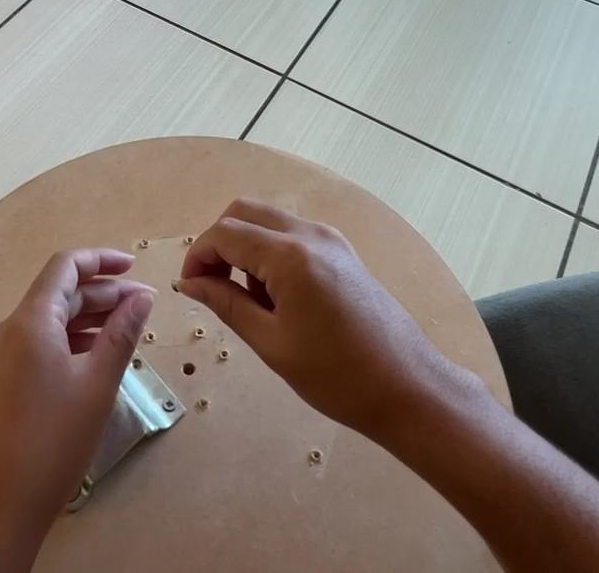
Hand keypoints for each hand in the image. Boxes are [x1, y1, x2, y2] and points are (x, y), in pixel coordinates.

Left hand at [0, 249, 153, 572]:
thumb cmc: (53, 440)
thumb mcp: (98, 383)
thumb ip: (122, 334)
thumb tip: (143, 298)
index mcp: (30, 321)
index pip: (65, 267)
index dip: (102, 259)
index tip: (134, 266)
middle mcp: (9, 329)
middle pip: (60, 292)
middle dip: (103, 292)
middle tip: (143, 305)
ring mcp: (1, 355)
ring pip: (50, 319)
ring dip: (89, 317)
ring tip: (128, 329)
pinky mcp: (1, 379)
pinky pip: (40, 342)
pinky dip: (71, 339)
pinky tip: (97, 356)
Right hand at [176, 199, 465, 442]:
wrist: (409, 387)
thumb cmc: (337, 376)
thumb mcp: (272, 344)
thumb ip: (227, 304)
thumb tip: (191, 283)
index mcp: (290, 256)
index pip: (225, 233)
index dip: (198, 256)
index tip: (190, 288)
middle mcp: (309, 234)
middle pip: (244, 211)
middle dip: (219, 243)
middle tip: (212, 286)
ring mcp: (330, 238)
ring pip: (268, 219)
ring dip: (245, 245)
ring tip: (248, 299)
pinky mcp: (342, 250)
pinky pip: (292, 234)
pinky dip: (270, 250)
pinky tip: (277, 295)